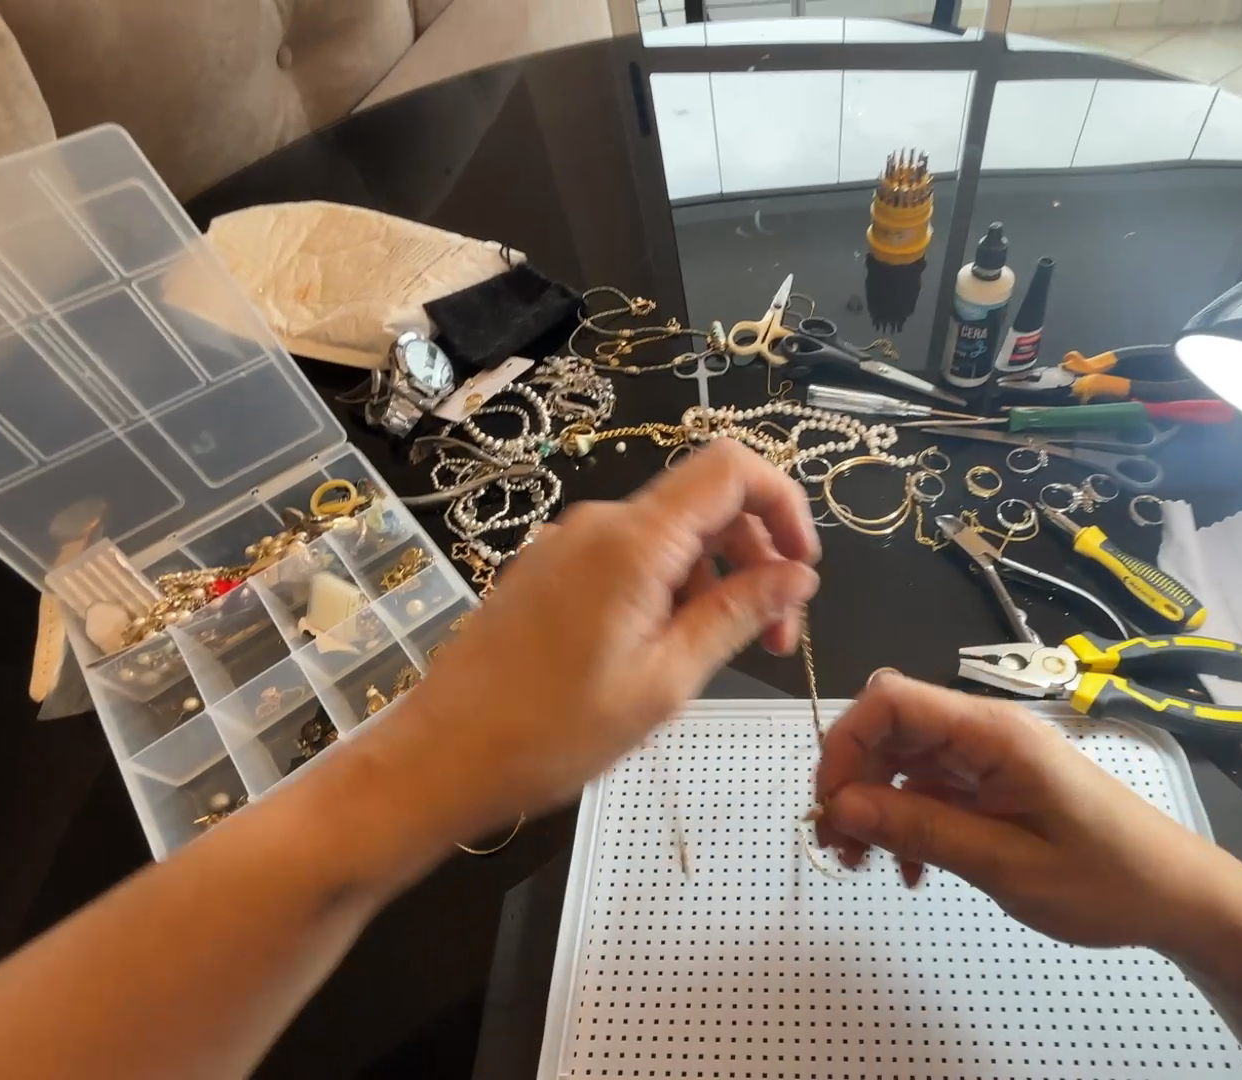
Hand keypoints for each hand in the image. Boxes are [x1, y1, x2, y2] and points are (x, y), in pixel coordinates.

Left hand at [398, 440, 819, 820]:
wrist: (438, 759)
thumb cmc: (553, 733)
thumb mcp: (666, 679)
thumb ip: (739, 613)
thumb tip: (799, 575)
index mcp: (635, 540)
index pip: (732, 470)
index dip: (783, 504)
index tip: (802, 566)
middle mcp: (602, 523)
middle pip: (708, 507)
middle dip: (755, 561)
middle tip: (775, 639)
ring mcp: (571, 543)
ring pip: (673, 538)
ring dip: (714, 584)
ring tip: (717, 656)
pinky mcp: (553, 568)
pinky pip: (633, 559)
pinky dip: (670, 591)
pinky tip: (663, 651)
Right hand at [813, 673, 1241, 950]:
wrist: (1177, 895)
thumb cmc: (1104, 878)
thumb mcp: (1005, 864)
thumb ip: (919, 829)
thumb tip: (840, 807)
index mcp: (990, 730)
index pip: (891, 700)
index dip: (846, 742)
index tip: (830, 805)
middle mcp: (981, 729)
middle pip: (889, 727)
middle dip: (852, 778)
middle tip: (838, 845)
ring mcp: (984, 754)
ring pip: (901, 758)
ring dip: (873, 804)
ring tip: (864, 864)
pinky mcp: (989, 779)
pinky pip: (927, 785)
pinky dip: (904, 819)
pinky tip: (911, 868)